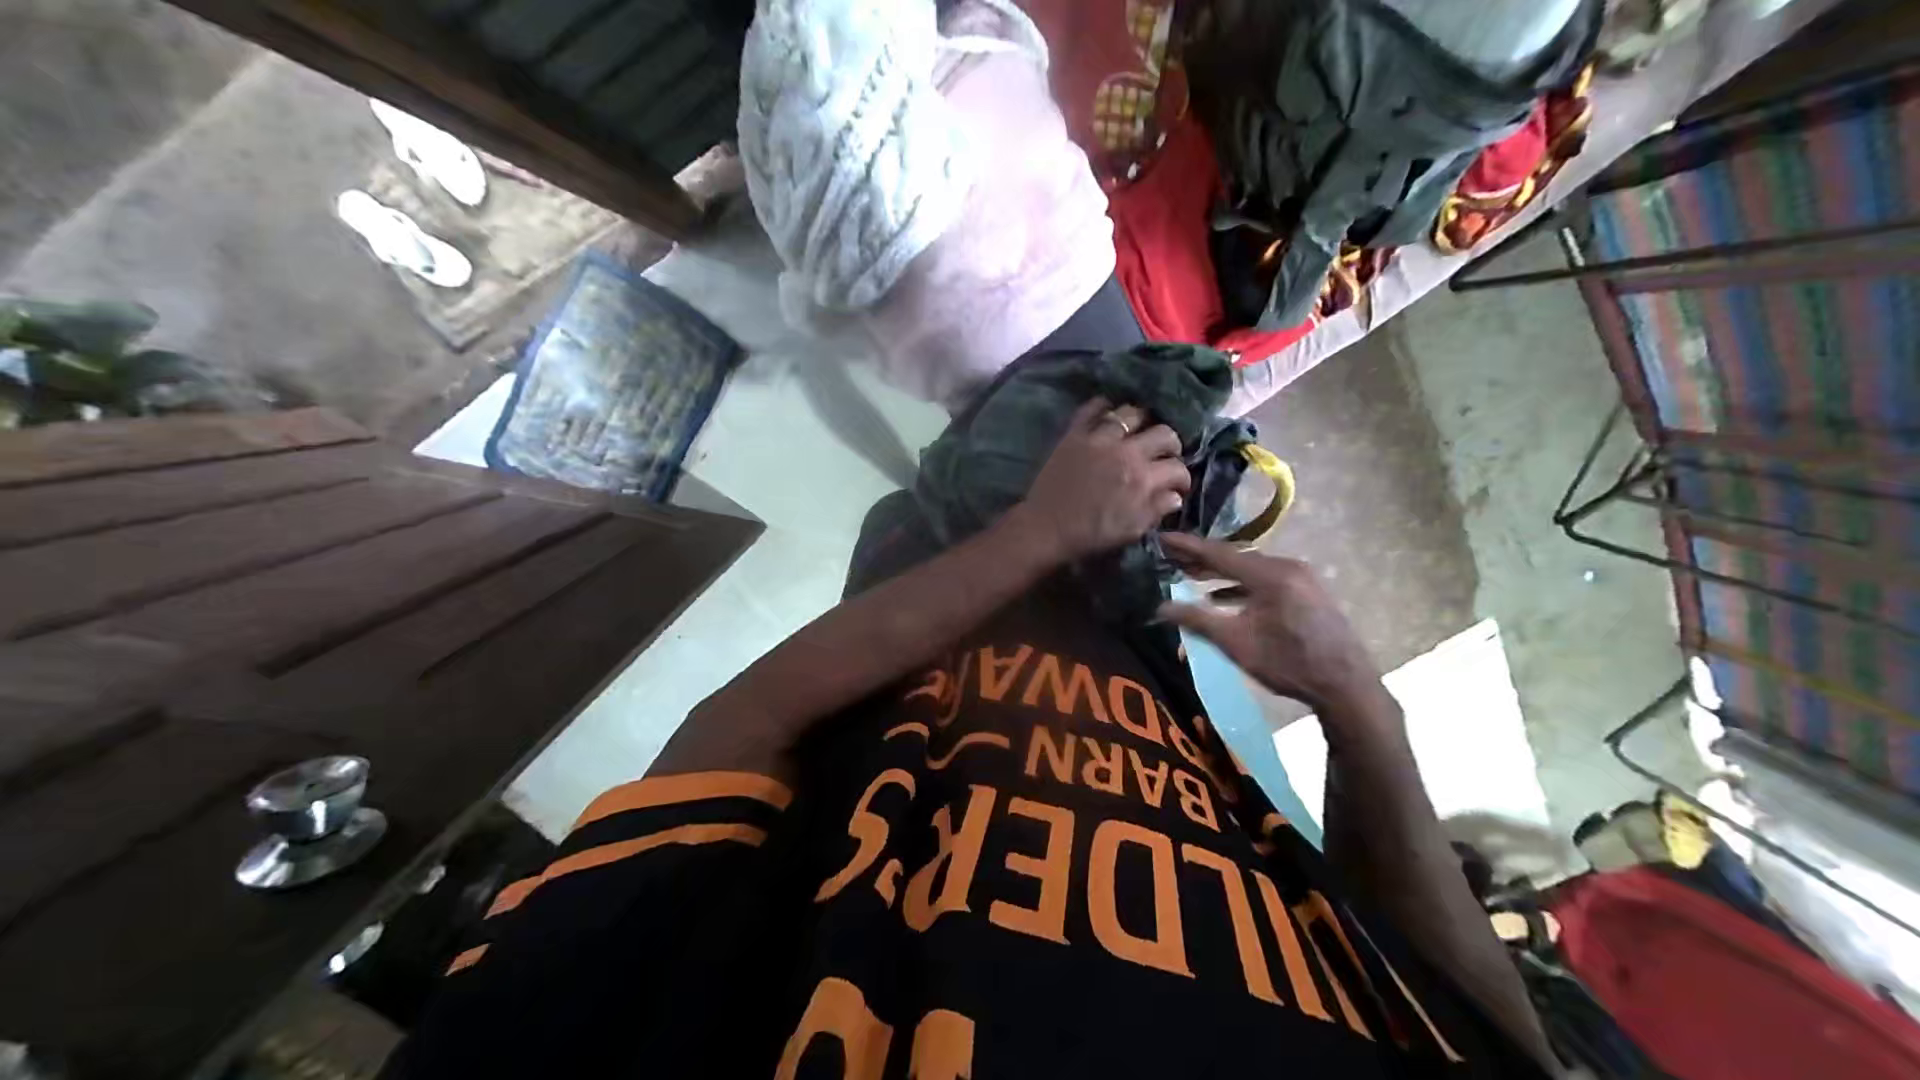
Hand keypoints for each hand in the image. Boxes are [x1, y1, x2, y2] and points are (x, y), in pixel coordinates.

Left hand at [1007, 398, 1190, 562]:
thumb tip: (1175, 495)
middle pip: (1163, 433)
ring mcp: (1099, 439)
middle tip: (1165, 454)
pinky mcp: (1075, 434)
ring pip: (1131, 414)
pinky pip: (1091, 408)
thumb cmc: (1091, 534)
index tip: (1179, 485)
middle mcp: (1126, 452)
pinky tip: (1108, 412)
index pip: (1177, 468)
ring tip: (1139, 431)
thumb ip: (1157, 510)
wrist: (1046, 528)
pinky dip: (1102, 406)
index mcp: (1143, 479)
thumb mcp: (1131, 530)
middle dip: (1172, 445)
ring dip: (1142, 422)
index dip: (1183, 478)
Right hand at [1157, 532, 1383, 712]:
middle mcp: (1287, 567)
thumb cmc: (1288, 663)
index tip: (1161, 537)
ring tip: (1191, 575)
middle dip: (1201, 559)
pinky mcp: (1307, 590)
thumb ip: (1197, 620)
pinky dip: (1241, 584)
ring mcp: (1301, 577)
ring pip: (1250, 568)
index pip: (1218, 553)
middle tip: (1171, 558)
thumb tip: (1160, 608)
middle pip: (1235, 557)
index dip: (1187, 546)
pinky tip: (1223, 596)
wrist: (1345, 686)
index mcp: (1270, 575)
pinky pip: (1265, 578)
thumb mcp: (1236, 643)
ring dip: (1221, 573)